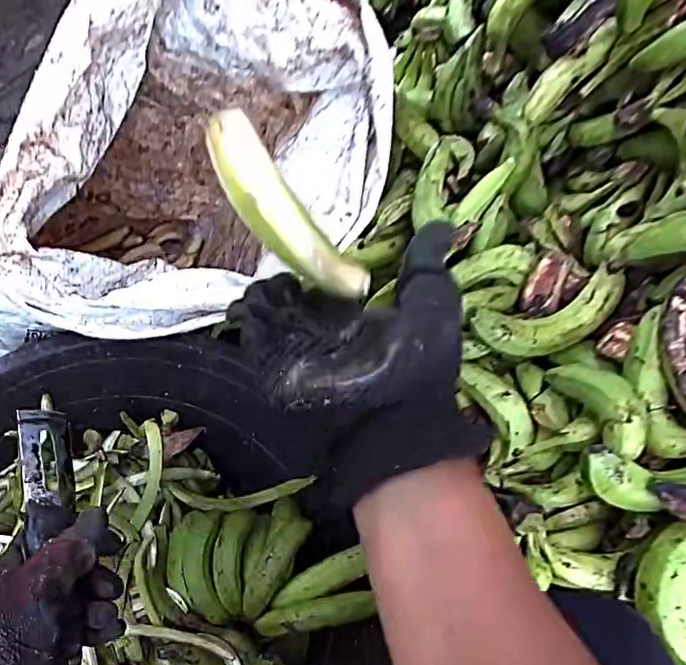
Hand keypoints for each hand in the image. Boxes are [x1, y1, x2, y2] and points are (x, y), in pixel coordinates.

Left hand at [0, 507, 124, 664]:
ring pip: (86, 602)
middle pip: (79, 571)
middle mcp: (32, 588)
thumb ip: (66, 553)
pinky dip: (91, 637)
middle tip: (105, 593)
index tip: (112, 543)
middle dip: (97, 582)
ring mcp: (45, 619)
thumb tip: (94, 517)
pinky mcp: (56, 646)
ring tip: (97, 626)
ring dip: (97, 613)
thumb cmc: (10, 643)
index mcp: (18, 566)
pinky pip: (83, 632)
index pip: (56, 535)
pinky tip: (94, 643)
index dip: (85, 536)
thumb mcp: (38, 590)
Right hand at [229, 221, 489, 513]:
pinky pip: (251, 332)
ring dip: (264, 293)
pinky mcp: (272, 364)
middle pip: (292, 300)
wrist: (386, 420)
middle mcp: (321, 335)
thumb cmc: (416, 366)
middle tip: (283, 260)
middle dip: (284, 280)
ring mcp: (294, 350)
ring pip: (268, 312)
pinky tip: (250, 300)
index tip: (312, 247)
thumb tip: (439, 223)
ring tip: (267, 279)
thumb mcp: (433, 303)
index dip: (318, 269)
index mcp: (354, 321)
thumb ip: (426, 264)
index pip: (327, 289)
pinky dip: (246, 314)